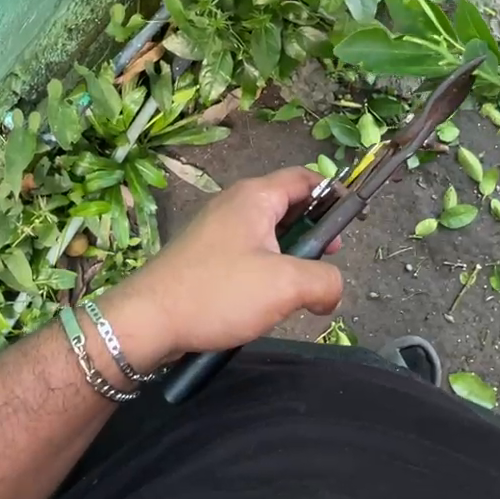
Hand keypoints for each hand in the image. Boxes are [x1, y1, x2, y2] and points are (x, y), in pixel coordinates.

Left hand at [97, 167, 343, 372]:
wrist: (147, 320)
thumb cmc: (218, 293)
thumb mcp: (286, 285)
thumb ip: (325, 281)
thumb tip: (332, 290)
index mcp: (255, 197)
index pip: (306, 178)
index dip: (335, 196)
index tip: (351, 224)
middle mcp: (234, 203)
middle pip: (289, 204)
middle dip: (315, 230)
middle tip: (328, 259)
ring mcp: (216, 228)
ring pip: (269, 231)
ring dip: (291, 254)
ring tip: (301, 285)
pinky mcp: (204, 254)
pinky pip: (248, 250)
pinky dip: (266, 267)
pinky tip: (268, 298)